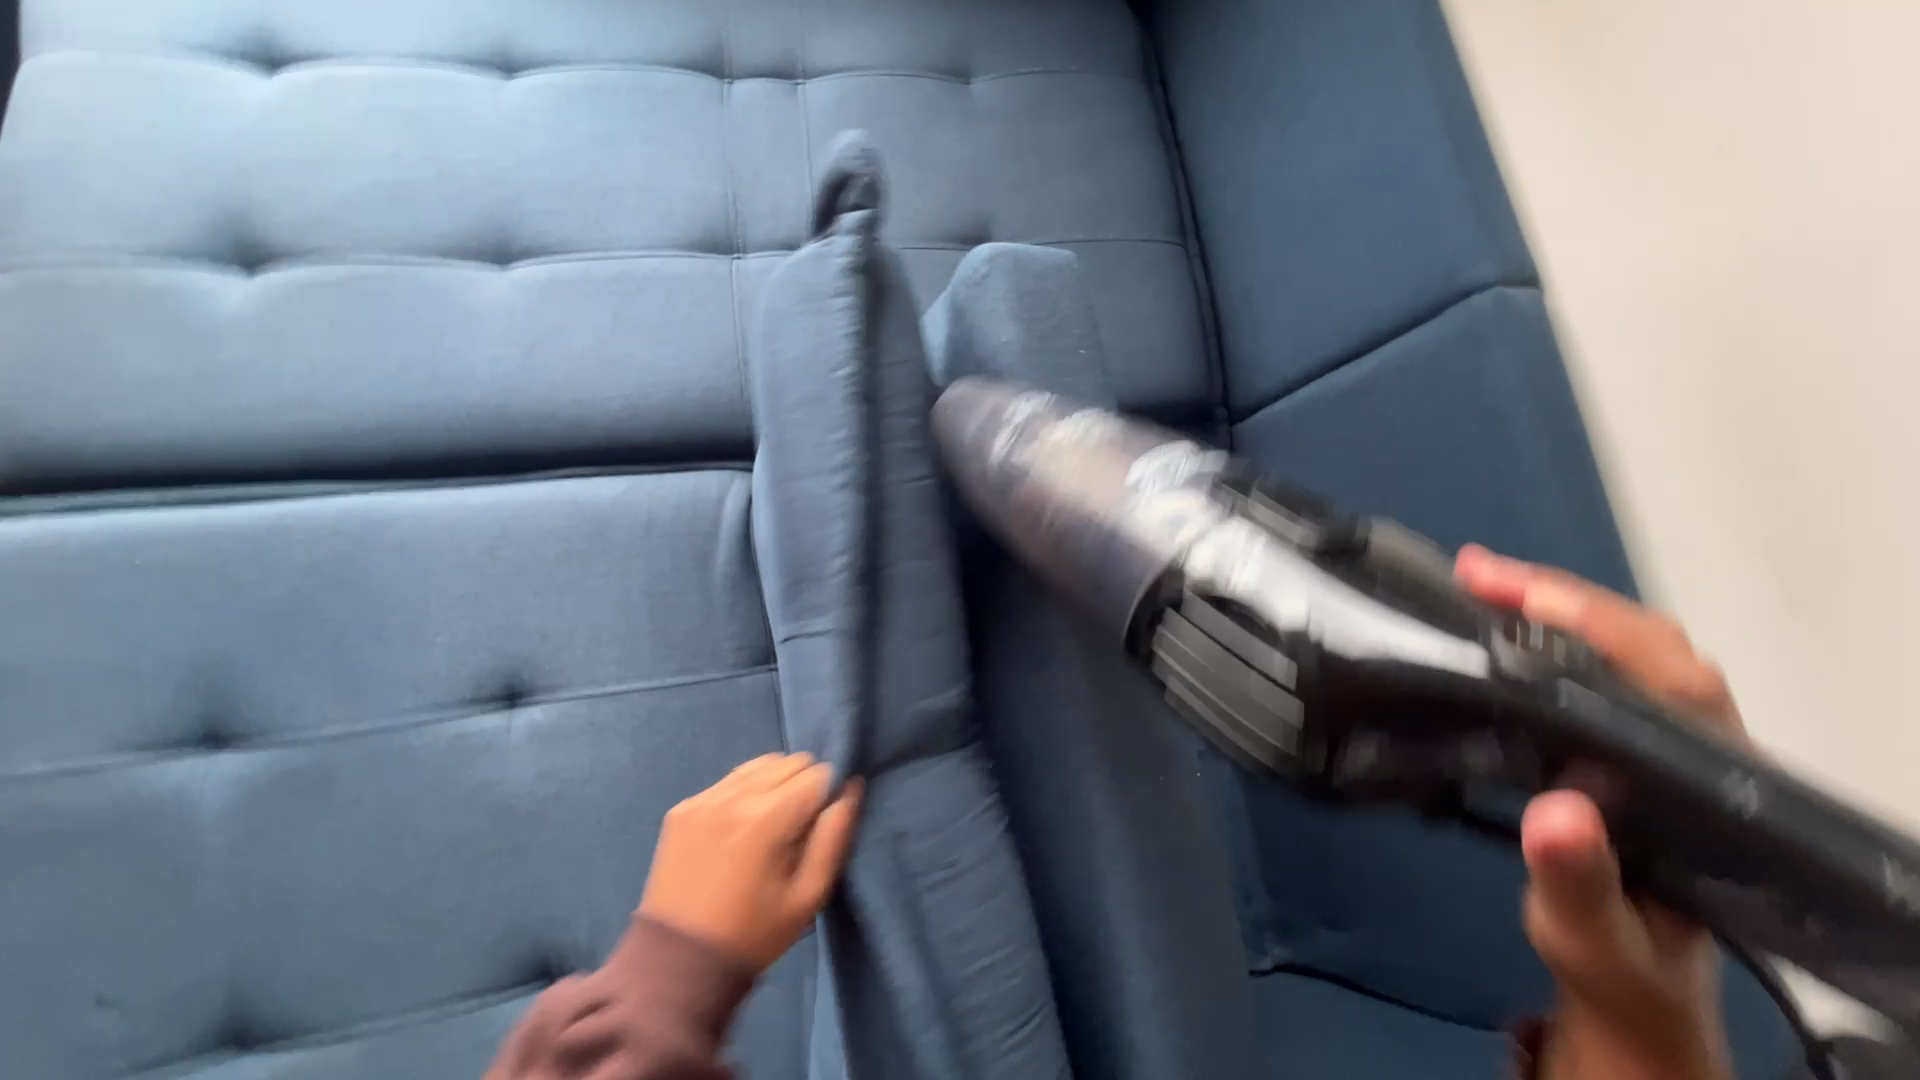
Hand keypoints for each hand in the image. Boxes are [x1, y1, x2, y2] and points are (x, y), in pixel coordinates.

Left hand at [640, 753, 862, 972]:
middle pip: (790, 762)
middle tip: (799, 827)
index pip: (819, 773)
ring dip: (775, 783)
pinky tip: (740, 828)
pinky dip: (745, 792)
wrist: (677, 963)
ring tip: (771, 824)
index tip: (822, 824)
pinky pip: (728, 780)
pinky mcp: (681, 808)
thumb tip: (851, 788)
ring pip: (759, 764)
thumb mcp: (808, 895)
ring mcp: (702, 799)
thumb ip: (834, 836)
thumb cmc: (754, 933)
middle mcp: (733, 797)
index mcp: (767, 818)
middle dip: (805, 785)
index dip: (829, 795)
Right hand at [1455, 546, 1737, 1079]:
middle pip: (1646, 644)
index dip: (1590, 619)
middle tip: (1470, 572)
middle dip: (1557, 595)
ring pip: (1625, 650)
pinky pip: (1597, 671)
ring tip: (1476, 585)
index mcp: (1701, 784)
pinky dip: (1545, 634)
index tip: (1503, 589)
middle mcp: (1695, 749)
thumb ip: (1577, 880)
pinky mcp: (1627, 747)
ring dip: (1551, 607)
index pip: (1666, 674)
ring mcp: (1663, 745)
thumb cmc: (1618, 959)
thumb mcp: (1591, 933)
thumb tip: (1557, 805)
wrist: (1633, 982)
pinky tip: (1498, 629)